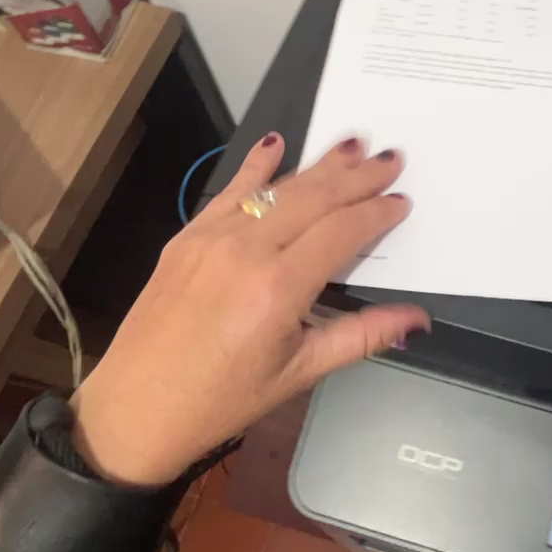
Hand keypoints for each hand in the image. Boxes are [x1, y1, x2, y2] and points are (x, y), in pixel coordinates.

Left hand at [68, 133, 428, 486]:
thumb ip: (361, 336)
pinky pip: (230, 191)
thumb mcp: (300, 371)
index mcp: (279, 288)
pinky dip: (256, 166)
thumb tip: (415, 320)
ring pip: (276, 188)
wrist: (136, 408)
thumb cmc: (222, 399)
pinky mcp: (186, 238)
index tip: (400, 201)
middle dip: (358, 176)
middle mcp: (246, 251)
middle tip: (390, 158)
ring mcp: (211, 238)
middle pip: (315, 198)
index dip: (377, 213)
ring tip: (352, 145)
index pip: (342, 232)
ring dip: (318, 165)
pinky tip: (276, 143)